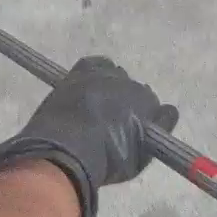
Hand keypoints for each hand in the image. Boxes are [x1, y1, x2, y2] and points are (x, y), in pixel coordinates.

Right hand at [0, 56, 178, 216]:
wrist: (65, 148)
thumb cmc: (51, 135)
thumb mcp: (54, 113)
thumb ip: (66, 107)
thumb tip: (52, 120)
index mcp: (86, 69)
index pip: (101, 68)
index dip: (102, 89)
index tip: (98, 107)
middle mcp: (112, 73)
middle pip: (124, 83)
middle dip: (123, 101)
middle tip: (112, 127)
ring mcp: (132, 90)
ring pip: (143, 100)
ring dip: (139, 116)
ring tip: (126, 139)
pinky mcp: (148, 111)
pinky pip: (165, 115)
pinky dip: (164, 122)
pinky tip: (159, 133)